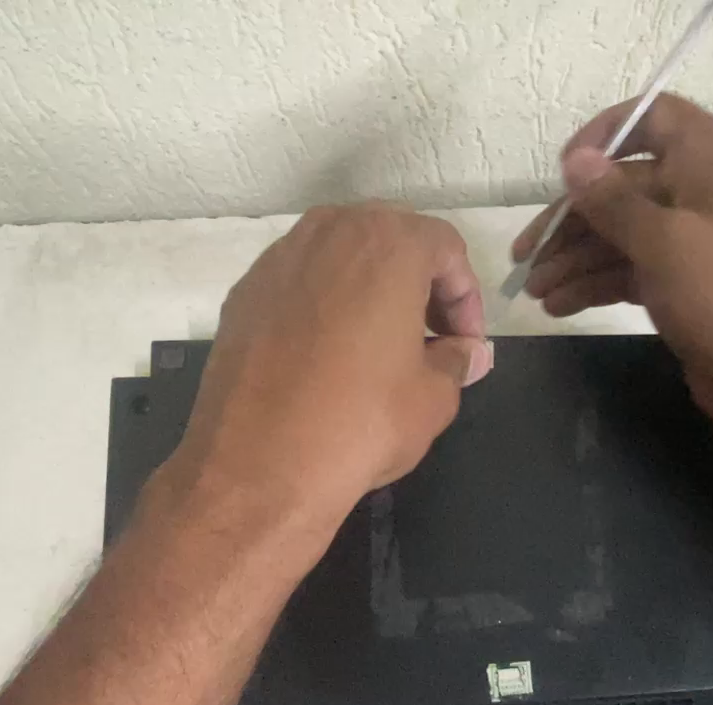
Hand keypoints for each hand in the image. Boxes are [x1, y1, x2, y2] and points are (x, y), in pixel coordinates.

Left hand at [174, 203, 491, 521]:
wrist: (261, 464)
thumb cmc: (363, 422)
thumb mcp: (434, 397)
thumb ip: (457, 362)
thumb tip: (468, 353)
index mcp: (387, 244)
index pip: (446, 250)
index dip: (467, 298)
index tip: (466, 346)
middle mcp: (329, 232)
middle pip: (391, 242)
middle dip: (420, 286)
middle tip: (431, 340)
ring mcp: (278, 259)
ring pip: (341, 258)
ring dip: (371, 292)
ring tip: (380, 348)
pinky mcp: (244, 294)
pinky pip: (301, 285)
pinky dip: (326, 307)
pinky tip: (329, 360)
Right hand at [512, 94, 712, 424]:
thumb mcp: (665, 243)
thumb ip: (614, 201)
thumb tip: (575, 161)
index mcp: (709, 159)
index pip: (651, 119)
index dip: (602, 136)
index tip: (561, 172)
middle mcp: (699, 192)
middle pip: (622, 188)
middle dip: (571, 222)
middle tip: (524, 258)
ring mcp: (690, 242)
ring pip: (620, 236)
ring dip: (575, 261)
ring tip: (534, 293)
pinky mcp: (681, 285)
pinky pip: (628, 272)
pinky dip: (595, 285)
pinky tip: (559, 305)